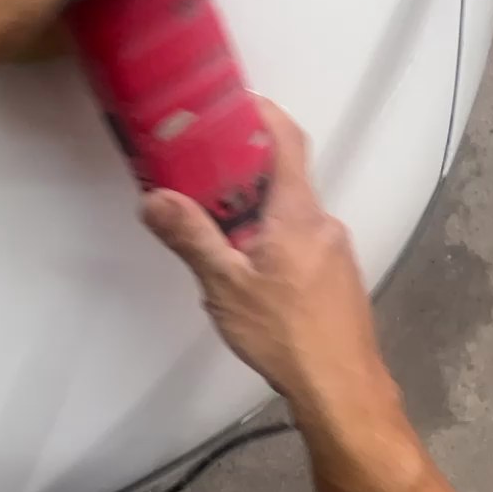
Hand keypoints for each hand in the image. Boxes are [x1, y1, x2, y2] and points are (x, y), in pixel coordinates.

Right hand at [140, 96, 402, 437]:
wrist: (339, 384)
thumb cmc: (284, 332)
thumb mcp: (225, 286)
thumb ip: (191, 238)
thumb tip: (153, 198)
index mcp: (297, 213)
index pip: (287, 142)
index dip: (262, 116)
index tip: (231, 106)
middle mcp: (323, 222)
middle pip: (284, 181)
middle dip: (242, 177)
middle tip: (199, 183)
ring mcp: (334, 251)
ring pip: (289, 218)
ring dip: (254, 218)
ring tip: (215, 241)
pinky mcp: (336, 278)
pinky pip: (299, 244)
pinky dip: (271, 244)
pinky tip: (248, 279)